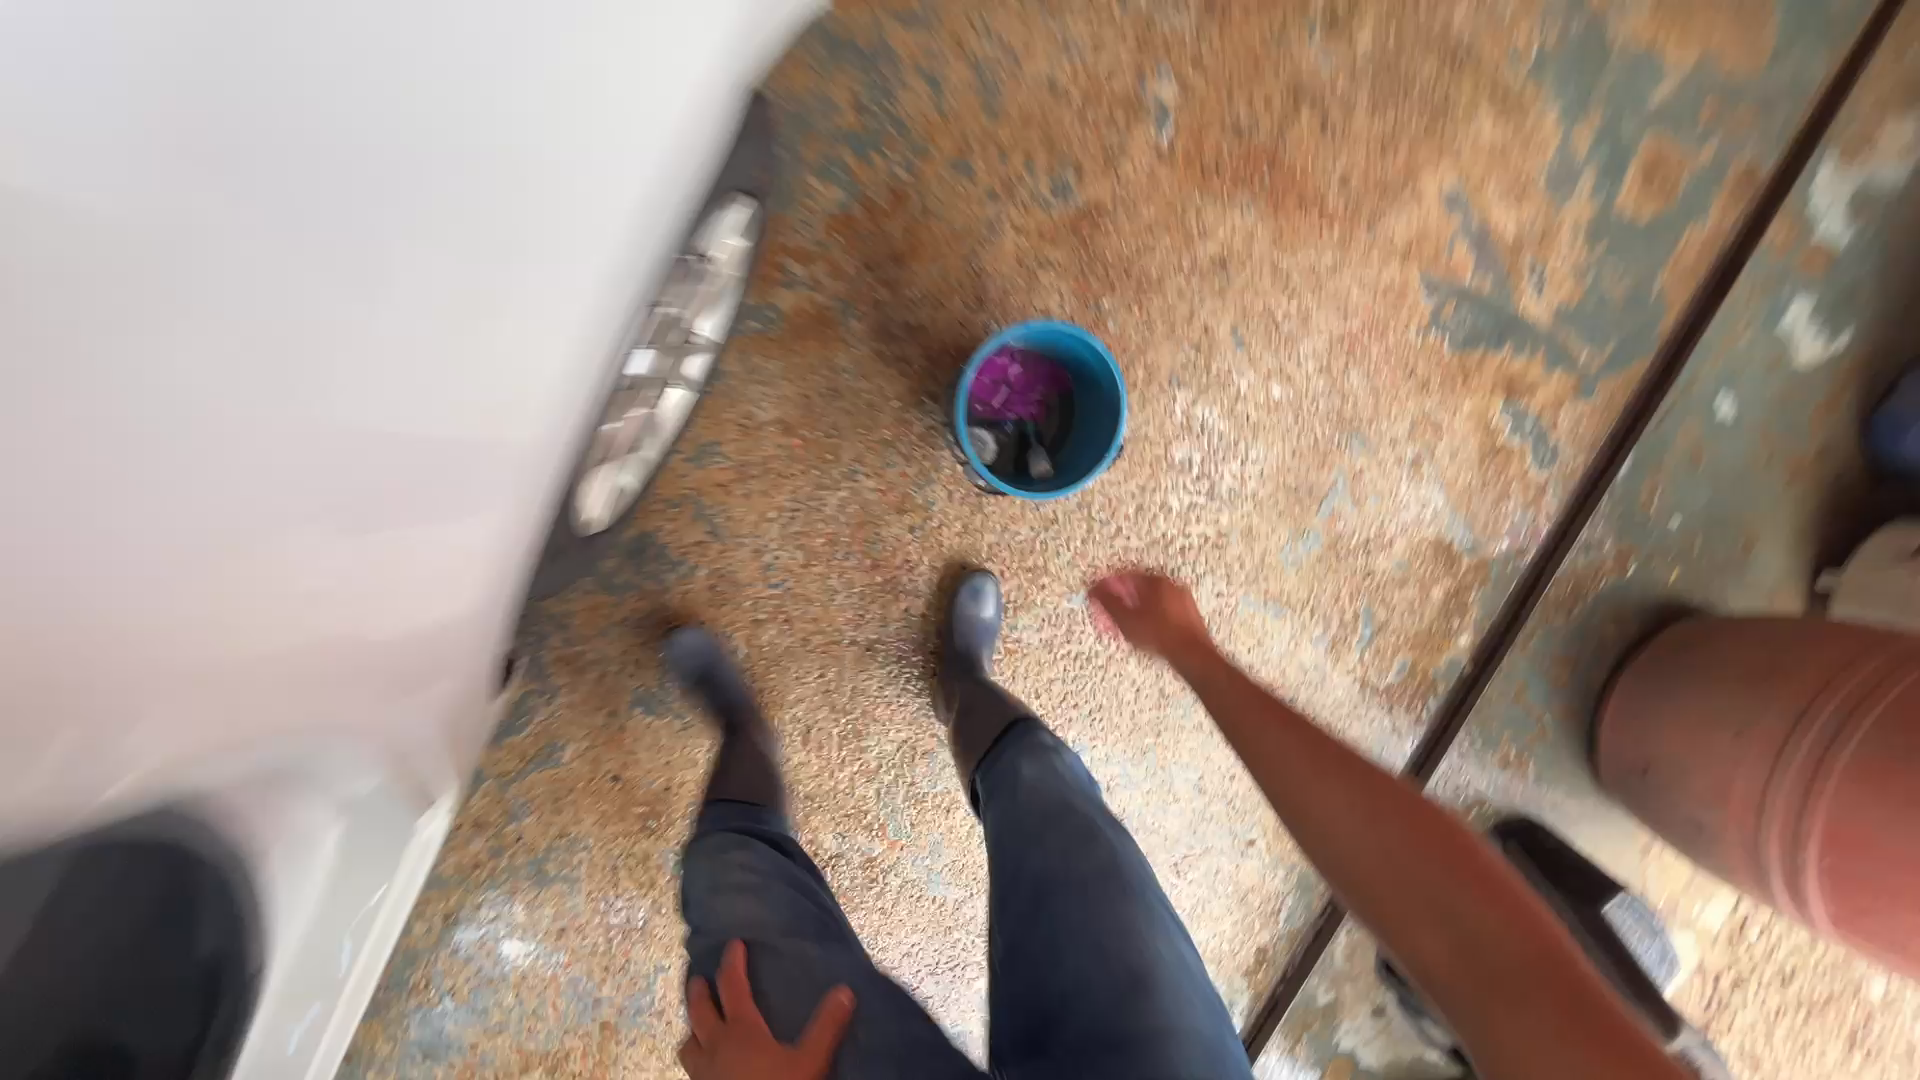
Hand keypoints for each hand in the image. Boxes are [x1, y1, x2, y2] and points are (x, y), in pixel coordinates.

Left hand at [681, 940, 854, 1079]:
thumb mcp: (809, 1062)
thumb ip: (826, 1026)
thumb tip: (845, 990)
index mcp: (740, 1029)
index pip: (732, 985)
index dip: (733, 962)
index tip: (734, 943)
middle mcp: (713, 1047)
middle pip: (699, 1011)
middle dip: (698, 991)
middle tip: (700, 977)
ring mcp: (702, 1074)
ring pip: (688, 1043)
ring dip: (693, 1028)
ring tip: (701, 1024)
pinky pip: (691, 1069)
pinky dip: (697, 1057)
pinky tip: (709, 1065)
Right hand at [1088, 571, 1215, 664]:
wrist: (1191, 655)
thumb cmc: (1162, 637)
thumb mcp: (1126, 620)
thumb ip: (1108, 602)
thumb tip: (1096, 590)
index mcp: (1156, 582)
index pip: (1125, 577)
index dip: (1108, 587)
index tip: (1099, 596)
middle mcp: (1171, 586)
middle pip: (1139, 588)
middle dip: (1122, 601)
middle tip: (1111, 614)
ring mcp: (1182, 600)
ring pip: (1151, 600)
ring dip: (1136, 610)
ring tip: (1126, 627)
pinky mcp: (1188, 615)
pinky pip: (1163, 610)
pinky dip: (1150, 617)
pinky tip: (1145, 632)